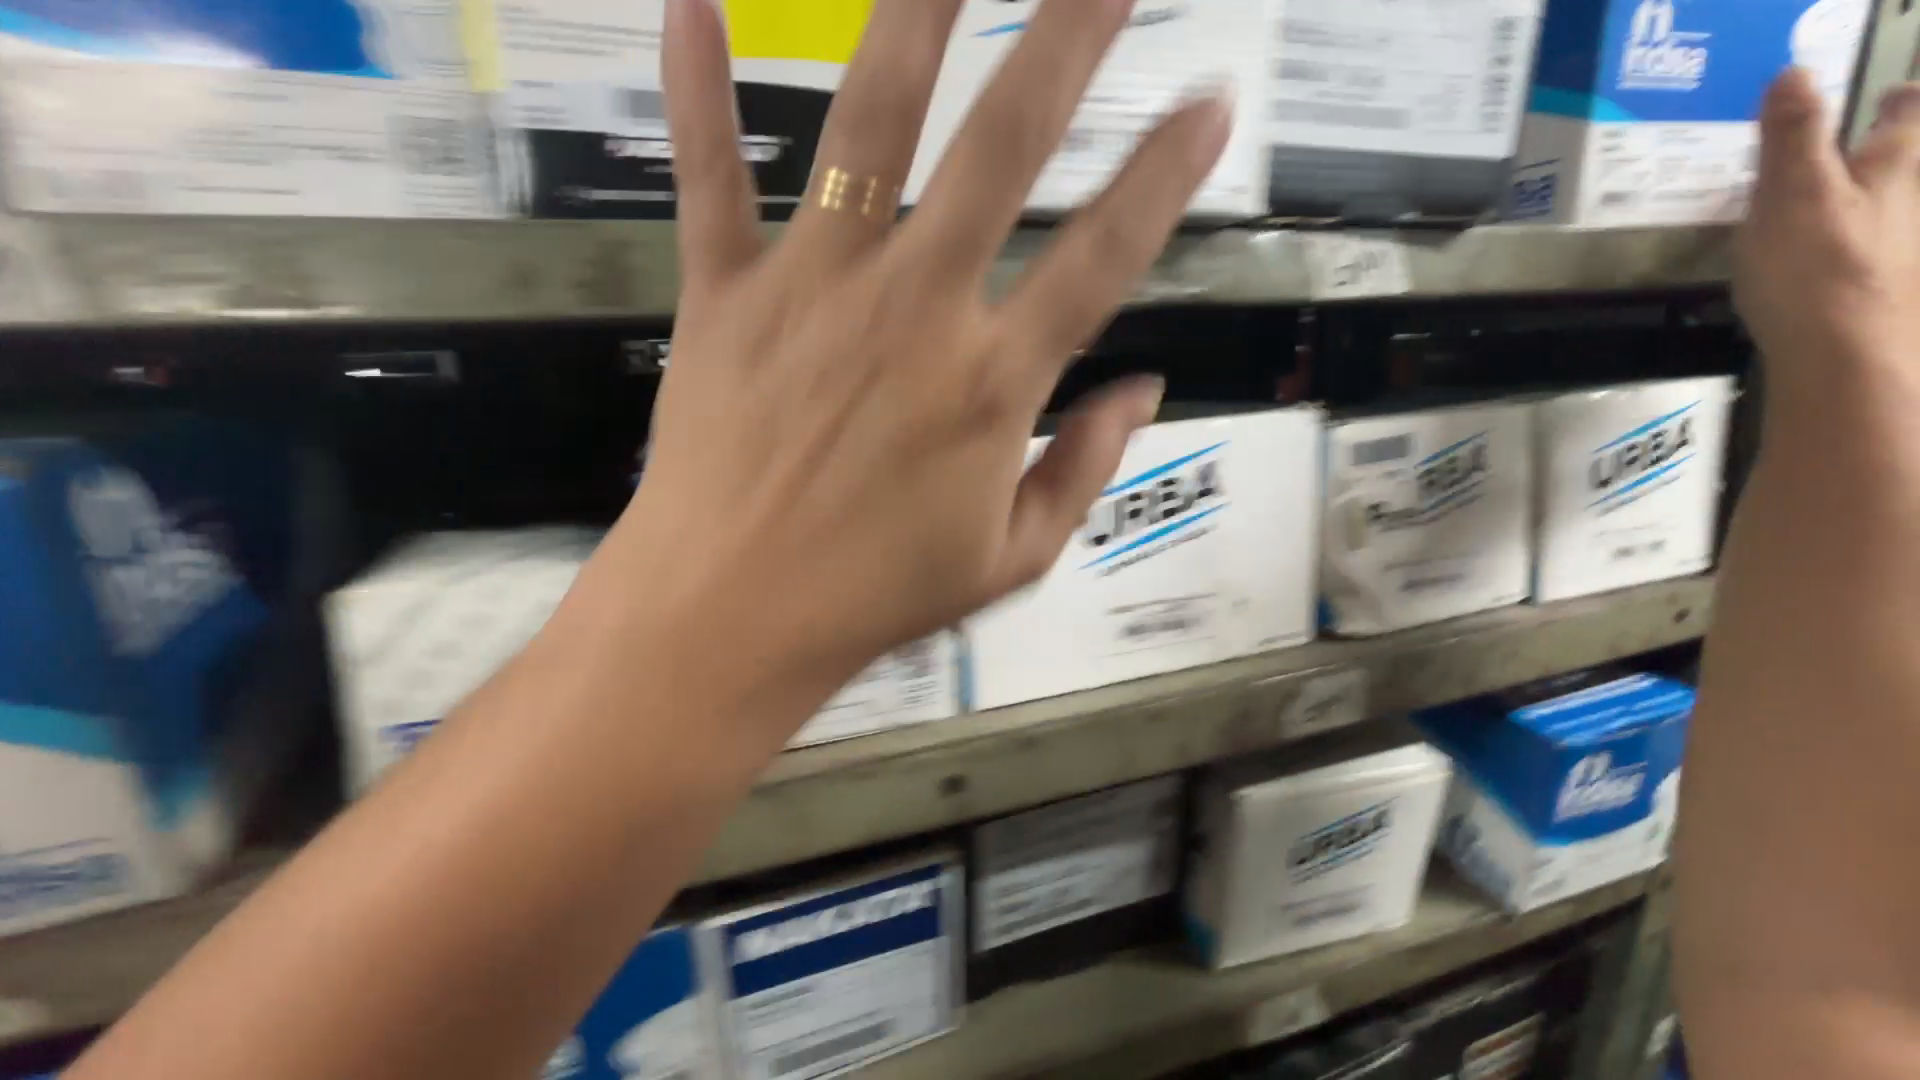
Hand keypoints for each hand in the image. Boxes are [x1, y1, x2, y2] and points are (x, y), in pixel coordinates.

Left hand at [610, 0, 1232, 701]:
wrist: (731, 618)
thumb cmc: (873, 597)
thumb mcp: (1009, 559)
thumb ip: (1085, 468)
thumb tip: (1144, 392)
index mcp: (991, 383)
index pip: (1102, 254)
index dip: (1165, 174)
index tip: (1209, 102)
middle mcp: (913, 311)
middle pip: (1003, 148)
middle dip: (1065, 42)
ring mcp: (813, 291)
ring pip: (870, 125)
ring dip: (918, 18)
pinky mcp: (723, 296)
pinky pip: (711, 176)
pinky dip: (699, 88)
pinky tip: (692, 1)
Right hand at [1738, 72, 1919, 392]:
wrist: (1848, 353)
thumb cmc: (1818, 266)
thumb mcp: (1793, 194)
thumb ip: (1793, 136)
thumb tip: (1794, 69)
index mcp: (1891, 168)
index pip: (1906, 116)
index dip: (1898, 99)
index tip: (1889, 90)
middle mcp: (1906, 202)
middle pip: (1902, 164)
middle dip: (1884, 150)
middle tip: (1861, 141)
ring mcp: (1896, 248)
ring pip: (1887, 209)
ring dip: (1865, 201)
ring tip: (1832, 202)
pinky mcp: (1876, 288)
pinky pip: (1864, 253)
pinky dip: (1848, 246)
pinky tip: (1822, 260)